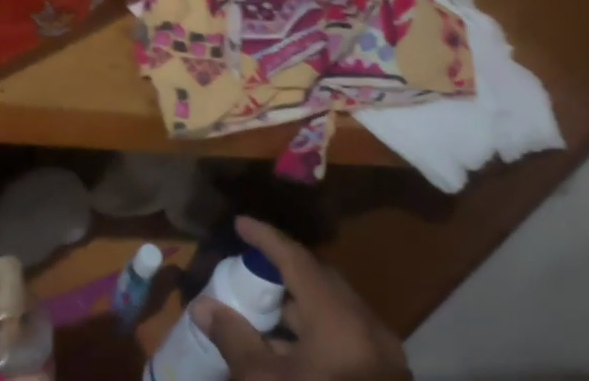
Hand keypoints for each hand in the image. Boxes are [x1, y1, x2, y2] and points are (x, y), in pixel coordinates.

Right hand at [196, 217, 407, 379]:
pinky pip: (345, 338)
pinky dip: (316, 332)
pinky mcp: (386, 380)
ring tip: (263, 312)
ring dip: (298, 306)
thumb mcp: (264, 380)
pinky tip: (290, 352)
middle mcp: (366, 325)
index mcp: (338, 317)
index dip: (265, 238)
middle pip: (320, 281)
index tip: (240, 223)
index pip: (295, 259)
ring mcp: (382, 356)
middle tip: (250, 268)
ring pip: (335, 312)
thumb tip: (203, 306)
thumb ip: (233, 337)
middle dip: (283, 270)